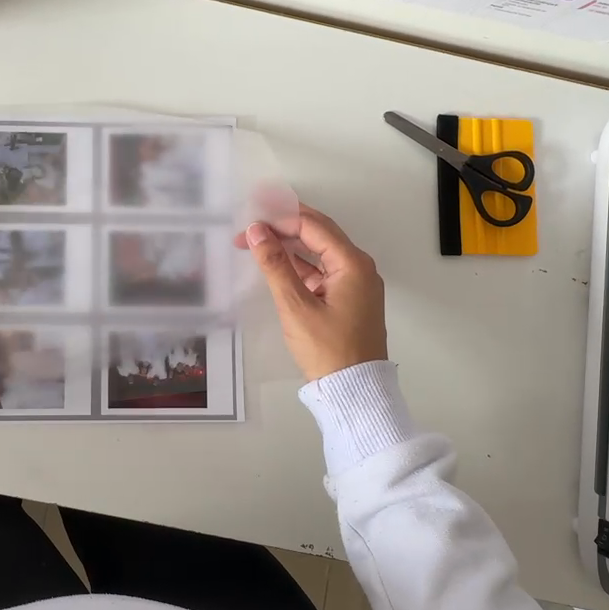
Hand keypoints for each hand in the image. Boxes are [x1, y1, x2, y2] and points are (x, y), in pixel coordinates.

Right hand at [238, 204, 386, 382]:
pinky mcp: (348, 298)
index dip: (280, 218)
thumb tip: (256, 231)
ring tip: (257, 241)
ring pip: (319, 251)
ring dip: (289, 244)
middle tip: (251, 224)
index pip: (312, 226)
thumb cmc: (326, 349)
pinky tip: (276, 264)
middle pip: (318, 233)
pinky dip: (299, 264)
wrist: (354, 392)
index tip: (250, 218)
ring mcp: (355, 283)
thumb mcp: (296, 306)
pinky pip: (322, 270)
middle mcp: (358, 267)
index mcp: (352, 264)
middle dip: (283, 226)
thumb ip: (275, 265)